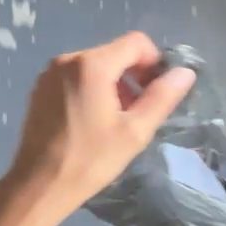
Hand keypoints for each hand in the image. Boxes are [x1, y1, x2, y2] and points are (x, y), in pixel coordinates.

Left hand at [0, 32, 195, 225]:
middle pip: (114, 53)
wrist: (39, 184)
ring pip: (94, 64)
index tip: (156, 92)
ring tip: (115, 120)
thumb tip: (186, 72)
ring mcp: (50, 71)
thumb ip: (161, 98)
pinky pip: (74, 75)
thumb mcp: (134, 132)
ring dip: (112, 84)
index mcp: (92, 64)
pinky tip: (90, 120)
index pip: (136, 42)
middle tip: (137, 112)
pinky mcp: (40, 86)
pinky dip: (90, 88)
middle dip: (132, 76)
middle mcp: (68, 58)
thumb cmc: (90, 159)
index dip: (153, 62)